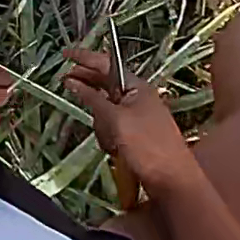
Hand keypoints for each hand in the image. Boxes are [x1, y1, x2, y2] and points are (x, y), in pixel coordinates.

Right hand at [63, 47, 194, 191]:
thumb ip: (92, 98)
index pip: (105, 64)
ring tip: (108, 139)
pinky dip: (108, 135)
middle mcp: (136, 98)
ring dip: (101, 123)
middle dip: (89, 90)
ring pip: (105, 109)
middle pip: (104, 85)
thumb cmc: (147, 146)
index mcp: (136, 87)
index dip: (84, 57)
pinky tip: (112, 149)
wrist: (174, 184)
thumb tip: (72, 81)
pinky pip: (111, 126)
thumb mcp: (116, 119)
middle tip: (65, 83)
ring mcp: (136, 117)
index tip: (65, 54)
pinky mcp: (134, 135)